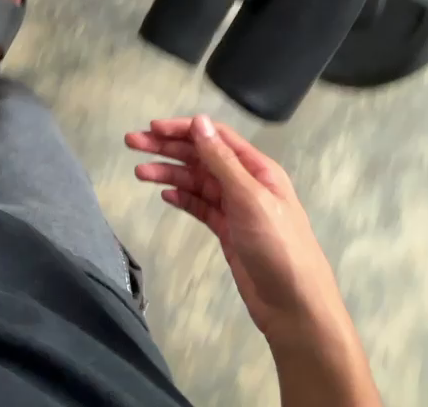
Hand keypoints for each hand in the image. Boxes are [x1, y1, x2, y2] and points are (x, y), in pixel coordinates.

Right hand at [125, 116, 354, 348]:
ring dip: (168, 173)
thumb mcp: (249, 198)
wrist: (295, 307)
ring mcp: (234, 207)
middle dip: (166, 147)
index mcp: (256, 168)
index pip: (214, 136)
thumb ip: (222, 160)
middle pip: (199, 156)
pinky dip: (181, 198)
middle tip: (132, 142)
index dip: (183, 128)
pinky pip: (199, 205)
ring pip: (195, 181)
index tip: (153, 128)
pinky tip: (165, 196)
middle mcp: (244, 182)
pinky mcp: (226, 230)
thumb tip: (199, 121)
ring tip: (139, 173)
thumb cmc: (278, 246)